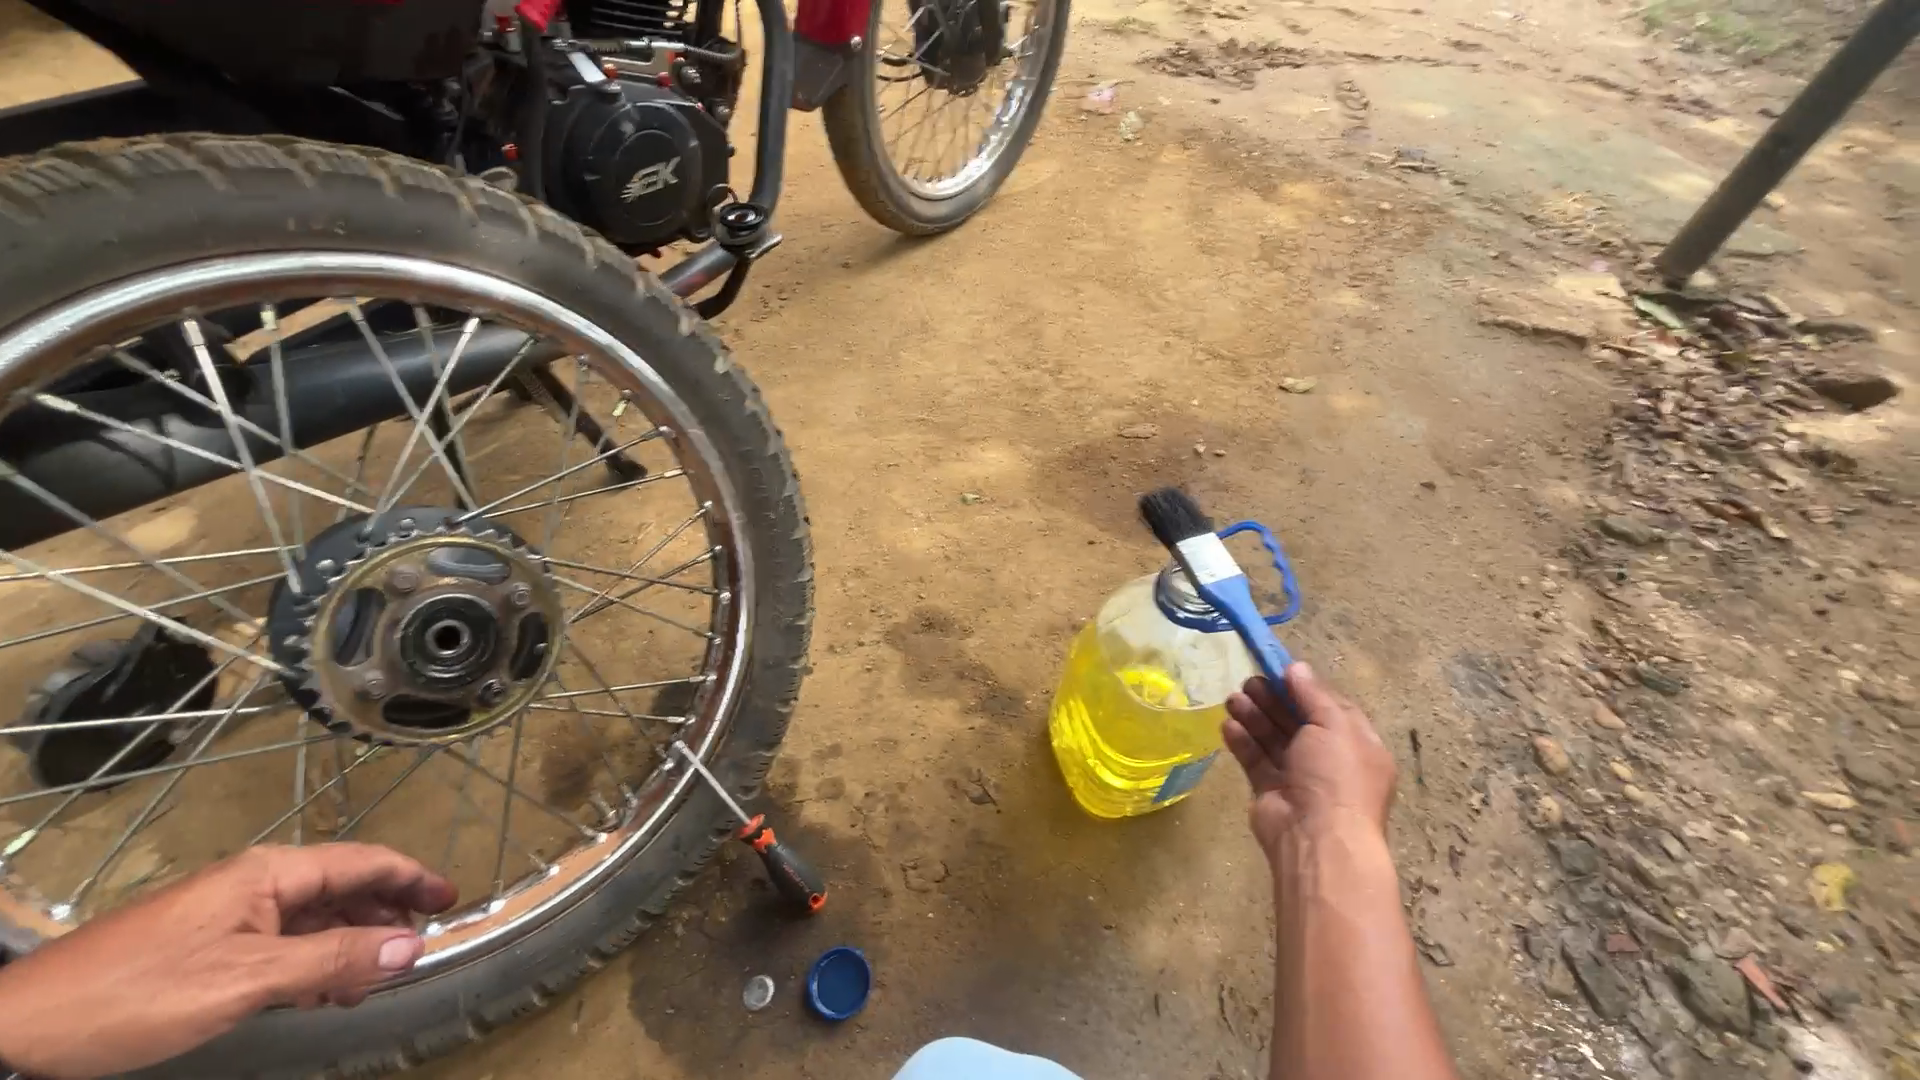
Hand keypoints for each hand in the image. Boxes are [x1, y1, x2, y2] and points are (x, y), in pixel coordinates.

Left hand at [0, 843, 456, 1078]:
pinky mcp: (209, 941)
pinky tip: (321, 990)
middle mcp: (259, 881)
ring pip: (316, 915)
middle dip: (387, 913)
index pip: (366, 862)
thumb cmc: (136, 994)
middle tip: (416, 946)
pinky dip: (316, 959)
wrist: (14, 1030)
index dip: (414, 878)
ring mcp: (232, 910)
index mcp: (274, 873)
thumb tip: (413, 947)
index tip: (452, 899)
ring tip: (371, 980)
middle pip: (346, 886)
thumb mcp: (245, 980)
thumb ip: (333, 960)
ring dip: (352, 942)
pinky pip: (285, 939)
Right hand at [1223, 663, 1396, 861]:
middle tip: (1248, 682)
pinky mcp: (1271, 790)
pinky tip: (1228, 725)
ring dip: (1253, 716)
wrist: (1317, 838)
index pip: (1329, 707)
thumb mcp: (1334, 725)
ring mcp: (1298, 776)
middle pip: (1296, 720)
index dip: (1303, 688)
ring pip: (1273, 738)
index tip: (1277, 670)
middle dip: (1272, 699)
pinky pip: (1255, 759)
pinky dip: (1242, 741)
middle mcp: (1329, 759)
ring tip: (1232, 699)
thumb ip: (1313, 694)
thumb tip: (1296, 667)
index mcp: (1356, 744)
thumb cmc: (1336, 776)